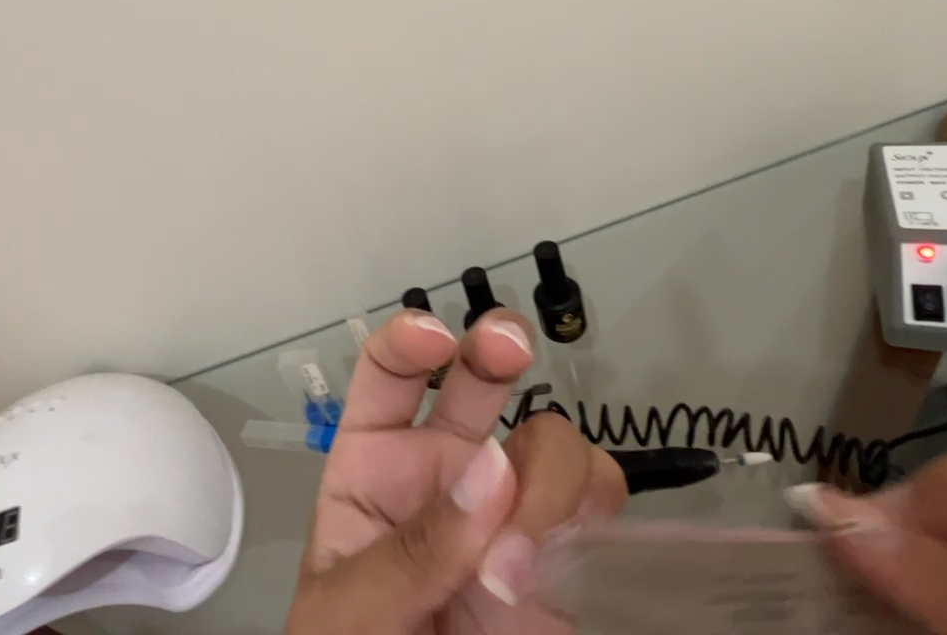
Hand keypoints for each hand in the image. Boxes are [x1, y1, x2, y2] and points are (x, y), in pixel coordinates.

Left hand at [284, 307, 626, 633]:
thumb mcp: (351, 613)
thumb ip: (413, 551)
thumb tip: (494, 469)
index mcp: (378, 468)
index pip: (389, 376)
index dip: (409, 340)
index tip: (435, 339)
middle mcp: (448, 472)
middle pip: (480, 378)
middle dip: (497, 344)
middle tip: (509, 348)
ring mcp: (509, 507)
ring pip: (550, 438)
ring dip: (549, 476)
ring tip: (514, 563)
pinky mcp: (561, 550)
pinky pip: (595, 498)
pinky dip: (593, 510)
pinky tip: (566, 555)